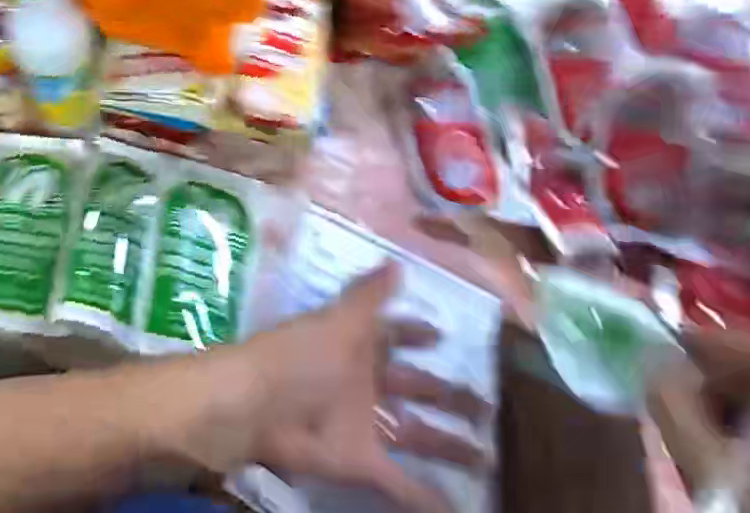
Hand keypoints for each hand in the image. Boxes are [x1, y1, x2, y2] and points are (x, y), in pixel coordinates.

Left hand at [215, 265, 491, 512]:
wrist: (261, 406)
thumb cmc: (302, 355)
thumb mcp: (339, 320)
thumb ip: (369, 295)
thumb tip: (397, 261)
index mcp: (355, 344)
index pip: (392, 336)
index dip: (414, 333)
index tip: (442, 335)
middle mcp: (362, 382)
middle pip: (412, 387)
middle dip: (446, 395)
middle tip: (488, 406)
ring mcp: (362, 423)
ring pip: (414, 434)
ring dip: (447, 445)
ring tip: (487, 455)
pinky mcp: (359, 461)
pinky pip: (401, 482)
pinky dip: (428, 497)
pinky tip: (464, 506)